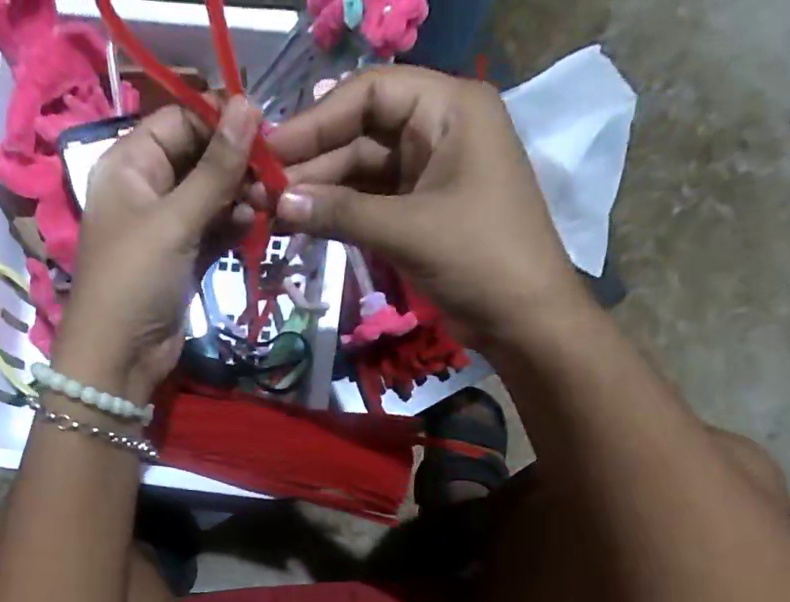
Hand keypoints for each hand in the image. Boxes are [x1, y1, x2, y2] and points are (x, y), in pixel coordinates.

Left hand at [57, 98, 261, 402]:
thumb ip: (216, 168)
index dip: (220, 123)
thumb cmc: (136, 278)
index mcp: (129, 164)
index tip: (265, 133)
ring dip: (241, 197)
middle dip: (236, 164)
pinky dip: (235, 225)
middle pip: (199, 158)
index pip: (179, 121)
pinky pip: (215, 229)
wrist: (121, 355)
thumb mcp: (175, 219)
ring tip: (270, 203)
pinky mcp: (185, 257)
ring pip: (212, 196)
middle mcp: (147, 188)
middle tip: (274, 176)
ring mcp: (167, 226)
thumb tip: (249, 106)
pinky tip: (258, 225)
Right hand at [266, 66, 586, 350]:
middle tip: (262, 188)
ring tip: (274, 210)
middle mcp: (441, 129)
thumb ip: (341, 212)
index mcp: (451, 108)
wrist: (526, 321)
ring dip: (323, 190)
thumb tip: (277, 200)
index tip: (271, 149)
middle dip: (314, 161)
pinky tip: (306, 223)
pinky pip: (375, 201)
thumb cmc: (480, 259)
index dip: (317, 120)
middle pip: (363, 131)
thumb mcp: (408, 230)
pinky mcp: (425, 210)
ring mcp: (433, 172)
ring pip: (365, 170)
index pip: (371, 92)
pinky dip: (343, 213)